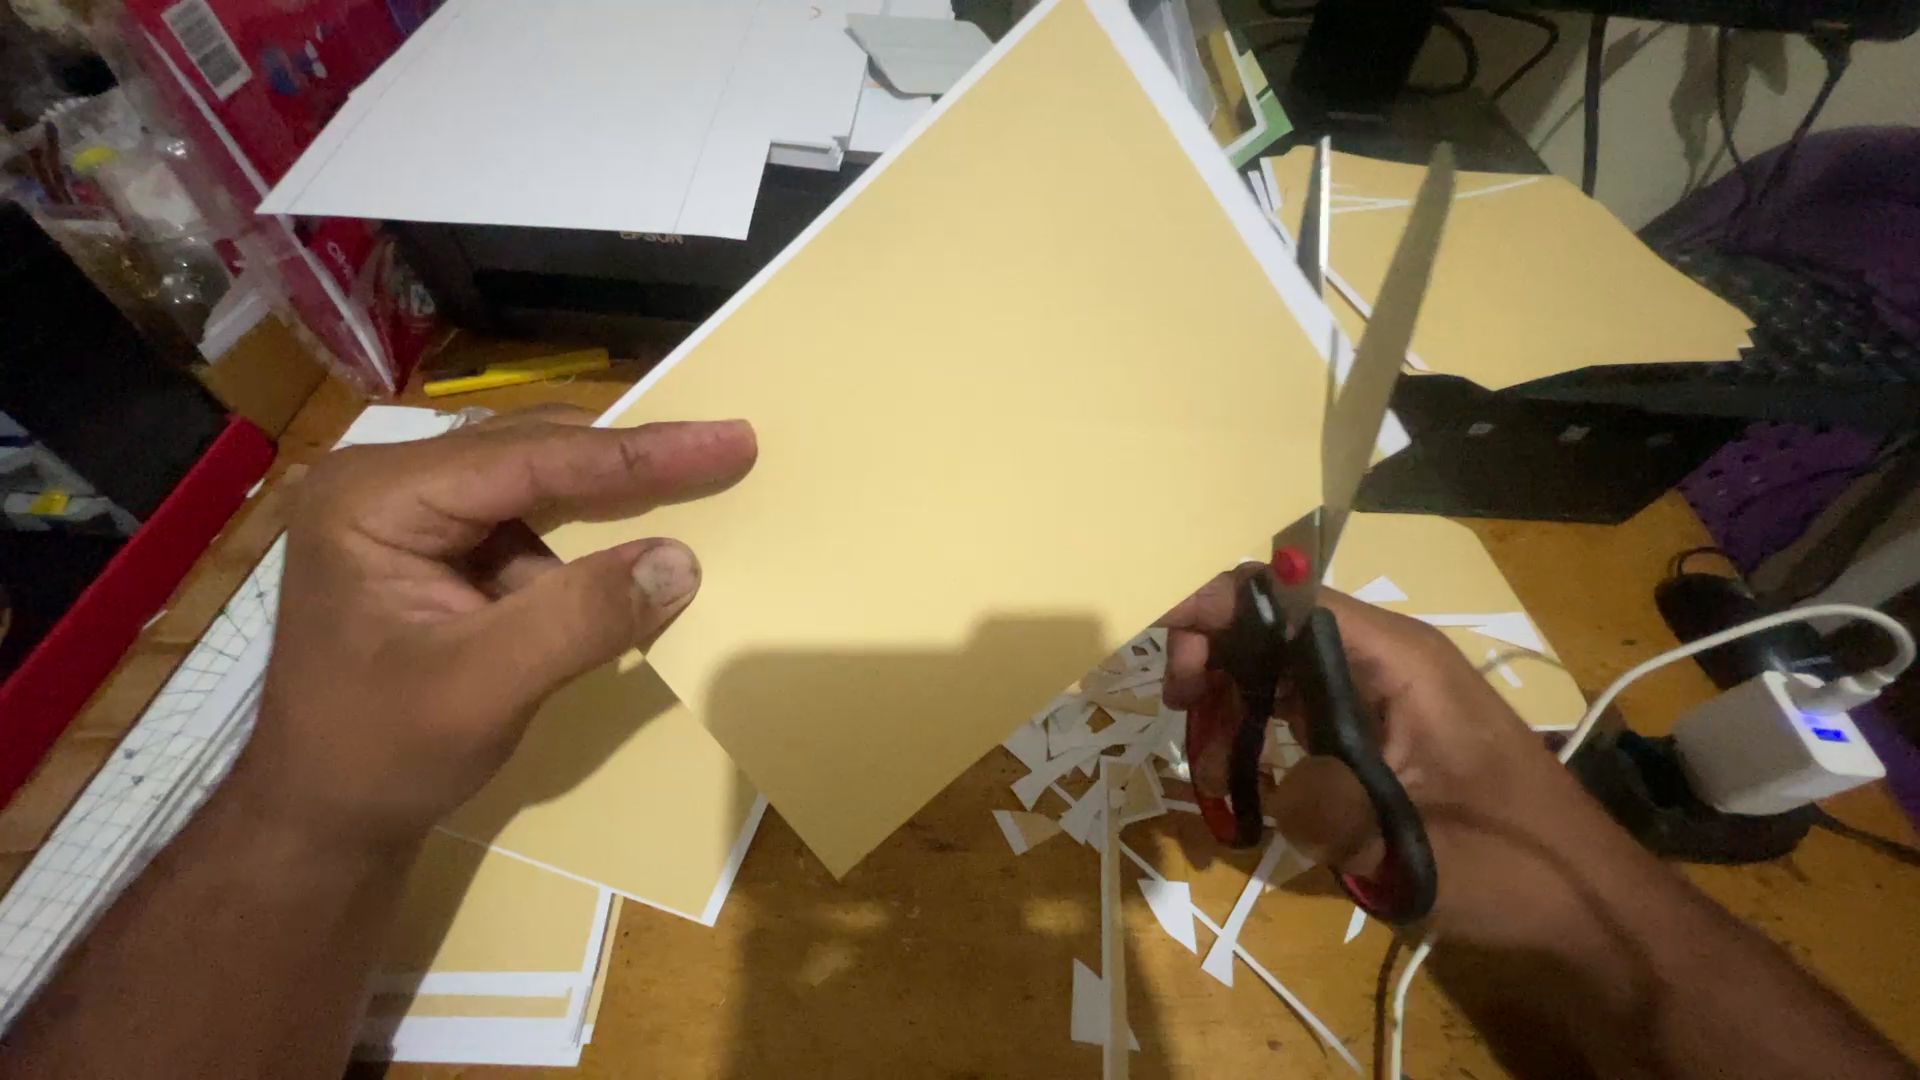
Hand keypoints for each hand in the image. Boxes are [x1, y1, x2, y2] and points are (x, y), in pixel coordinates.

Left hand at [232, 411, 756, 848]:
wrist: (326, 812)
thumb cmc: (381, 753)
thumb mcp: (482, 690)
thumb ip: (580, 618)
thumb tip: (682, 561)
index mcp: (376, 498)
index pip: (532, 459)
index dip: (640, 453)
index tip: (730, 441)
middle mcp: (395, 483)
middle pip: (541, 448)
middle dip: (637, 457)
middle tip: (727, 450)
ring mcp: (423, 510)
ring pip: (549, 474)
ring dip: (625, 487)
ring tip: (700, 479)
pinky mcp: (453, 543)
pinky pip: (546, 515)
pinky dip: (604, 527)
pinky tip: (642, 537)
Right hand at [1163, 576, 1638, 944]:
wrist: (1590, 908)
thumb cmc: (1516, 865)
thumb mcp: (1413, 845)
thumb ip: (1329, 809)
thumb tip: (1266, 788)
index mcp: (1394, 656)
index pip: (1286, 598)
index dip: (1217, 608)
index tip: (1169, 654)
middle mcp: (1381, 654)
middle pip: (1271, 623)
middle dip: (1213, 657)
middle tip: (1181, 710)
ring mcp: (1376, 686)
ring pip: (1276, 663)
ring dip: (1231, 700)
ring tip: (1212, 764)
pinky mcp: (1372, 719)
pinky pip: (1296, 700)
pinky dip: (1257, 724)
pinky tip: (1245, 770)